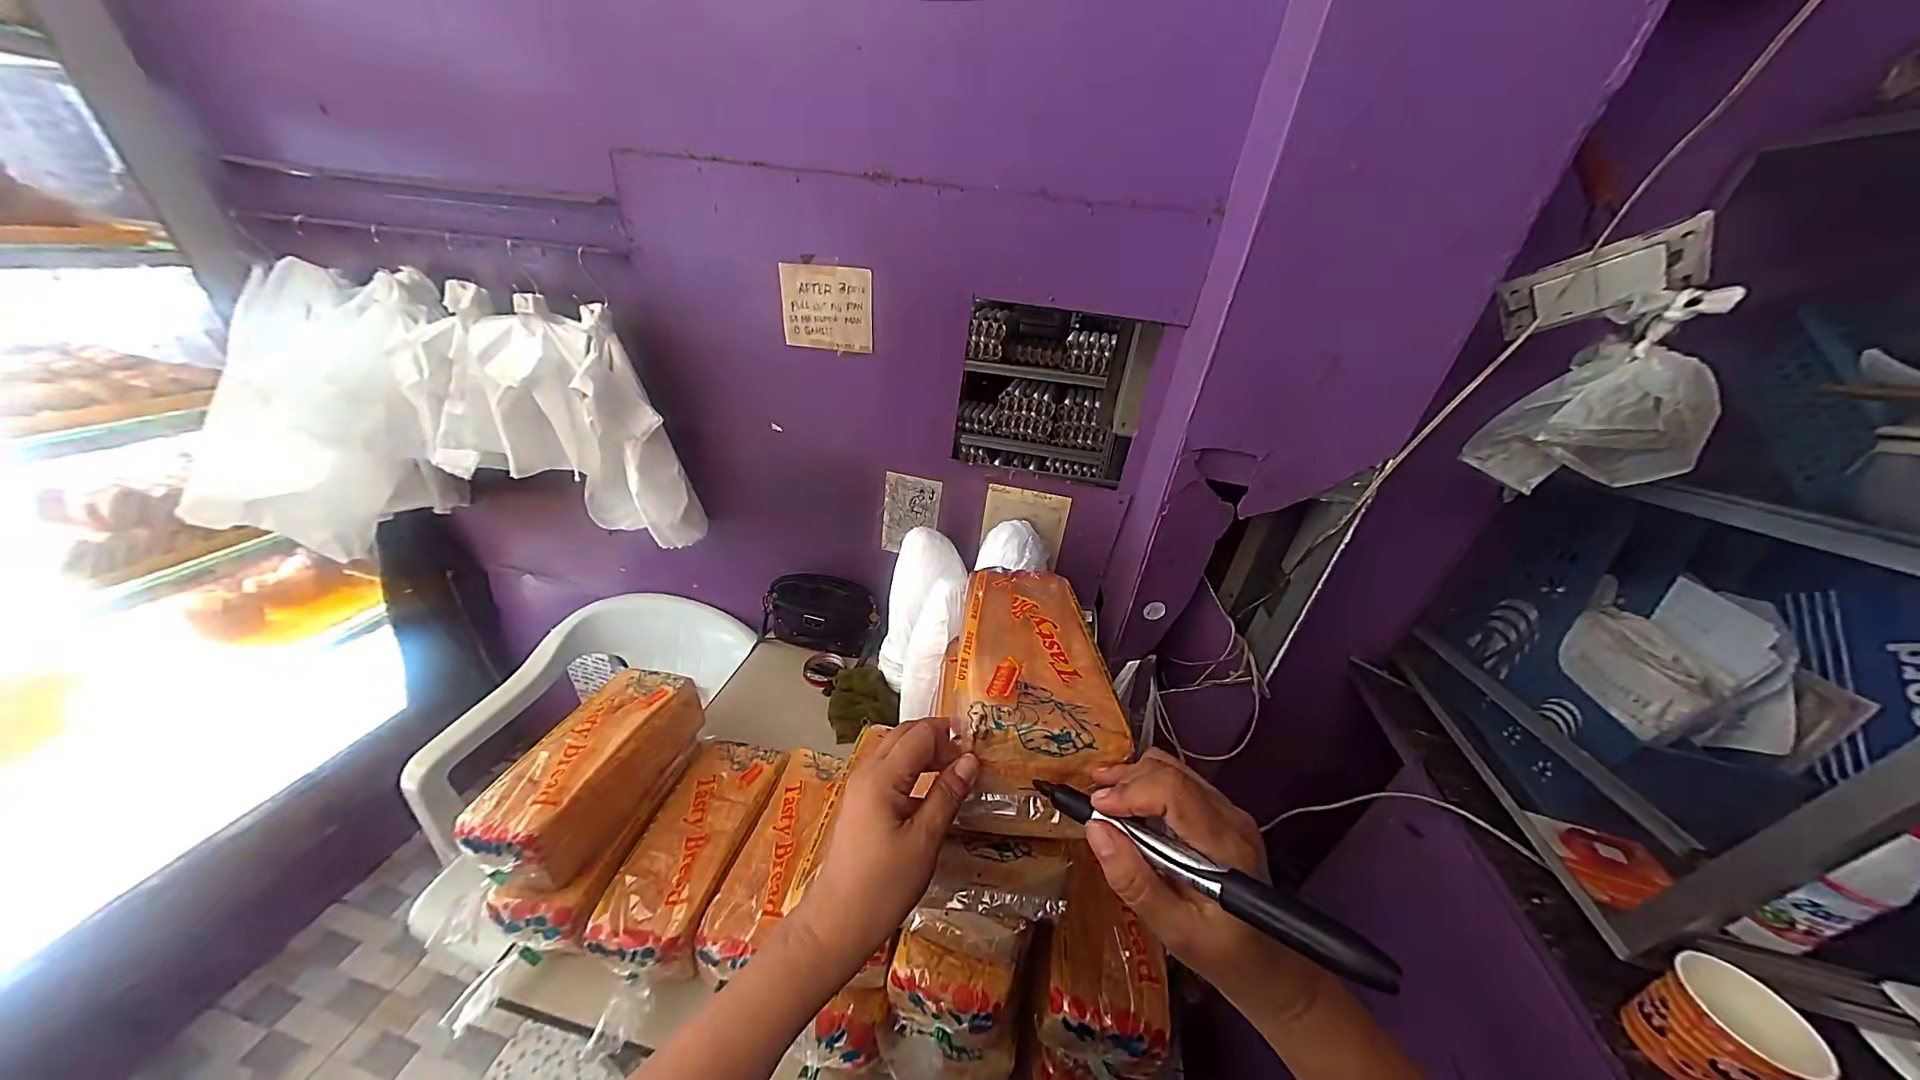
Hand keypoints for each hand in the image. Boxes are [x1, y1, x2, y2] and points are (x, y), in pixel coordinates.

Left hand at [791, 720, 977, 971]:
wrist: (836, 923)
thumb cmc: (883, 885)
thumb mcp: (924, 840)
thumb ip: (947, 794)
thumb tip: (971, 760)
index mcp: (882, 776)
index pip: (920, 734)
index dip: (950, 735)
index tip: (978, 749)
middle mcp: (867, 772)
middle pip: (905, 734)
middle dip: (937, 738)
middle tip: (967, 759)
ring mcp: (859, 787)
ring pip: (895, 750)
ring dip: (925, 753)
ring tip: (954, 773)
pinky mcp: (859, 803)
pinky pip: (888, 770)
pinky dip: (912, 770)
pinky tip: (930, 794)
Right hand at [1085, 750, 1327, 1018]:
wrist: (1273, 966)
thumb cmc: (1225, 957)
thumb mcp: (1174, 931)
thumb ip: (1134, 881)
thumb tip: (1095, 829)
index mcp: (1225, 847)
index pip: (1174, 791)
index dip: (1129, 791)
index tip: (1095, 808)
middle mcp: (1231, 818)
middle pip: (1171, 772)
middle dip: (1125, 780)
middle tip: (1091, 800)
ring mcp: (1230, 812)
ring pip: (1174, 769)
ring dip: (1133, 777)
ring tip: (1102, 796)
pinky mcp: (1222, 813)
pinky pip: (1180, 782)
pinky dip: (1147, 784)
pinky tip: (1128, 805)